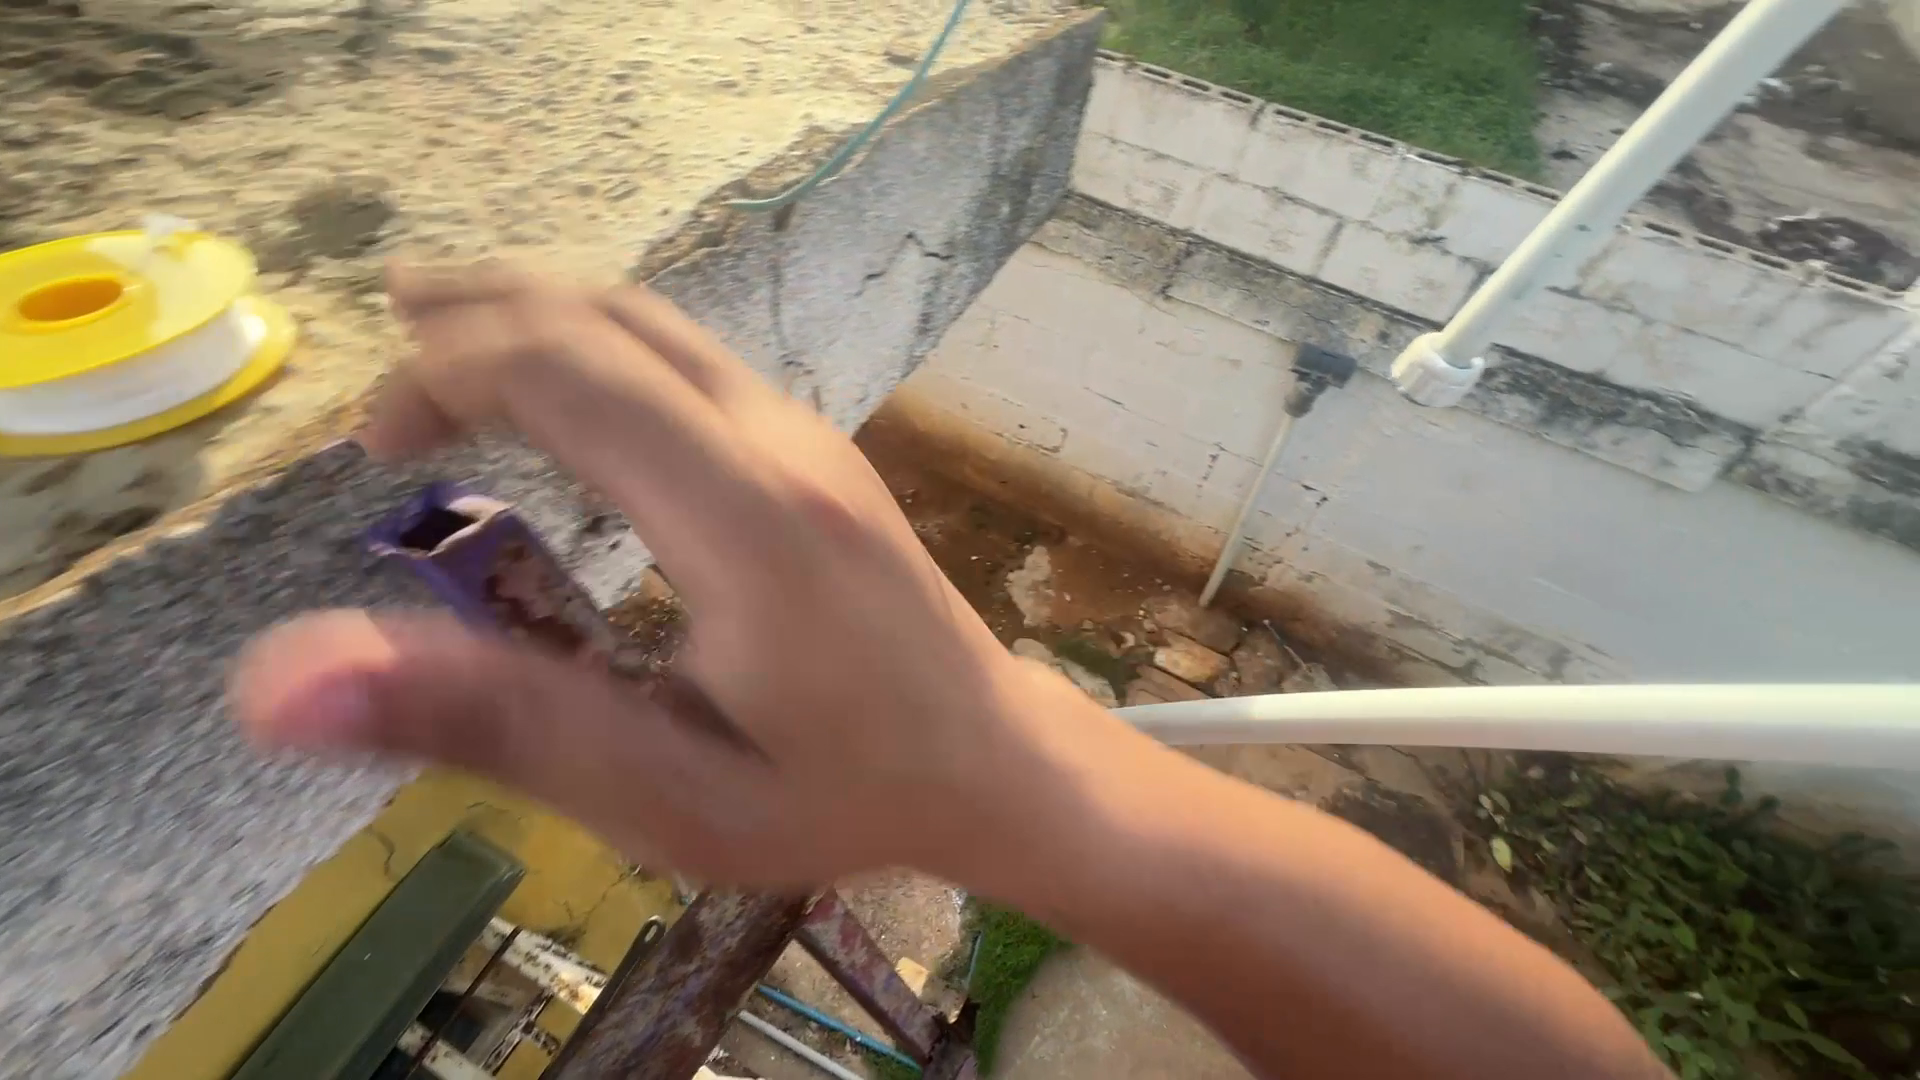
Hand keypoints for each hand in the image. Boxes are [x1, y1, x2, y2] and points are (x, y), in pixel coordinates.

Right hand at [230, 262, 1126, 886]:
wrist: (987, 753)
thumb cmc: (844, 789)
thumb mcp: (673, 795)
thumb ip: (503, 726)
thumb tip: (284, 679)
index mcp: (746, 513)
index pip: (568, 372)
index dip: (448, 376)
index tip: (380, 449)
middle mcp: (784, 444)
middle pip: (618, 319)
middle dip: (489, 312)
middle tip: (391, 327)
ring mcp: (815, 441)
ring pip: (668, 331)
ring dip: (553, 319)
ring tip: (457, 331)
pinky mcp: (826, 462)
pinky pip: (704, 371)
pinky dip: (614, 357)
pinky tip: (581, 401)